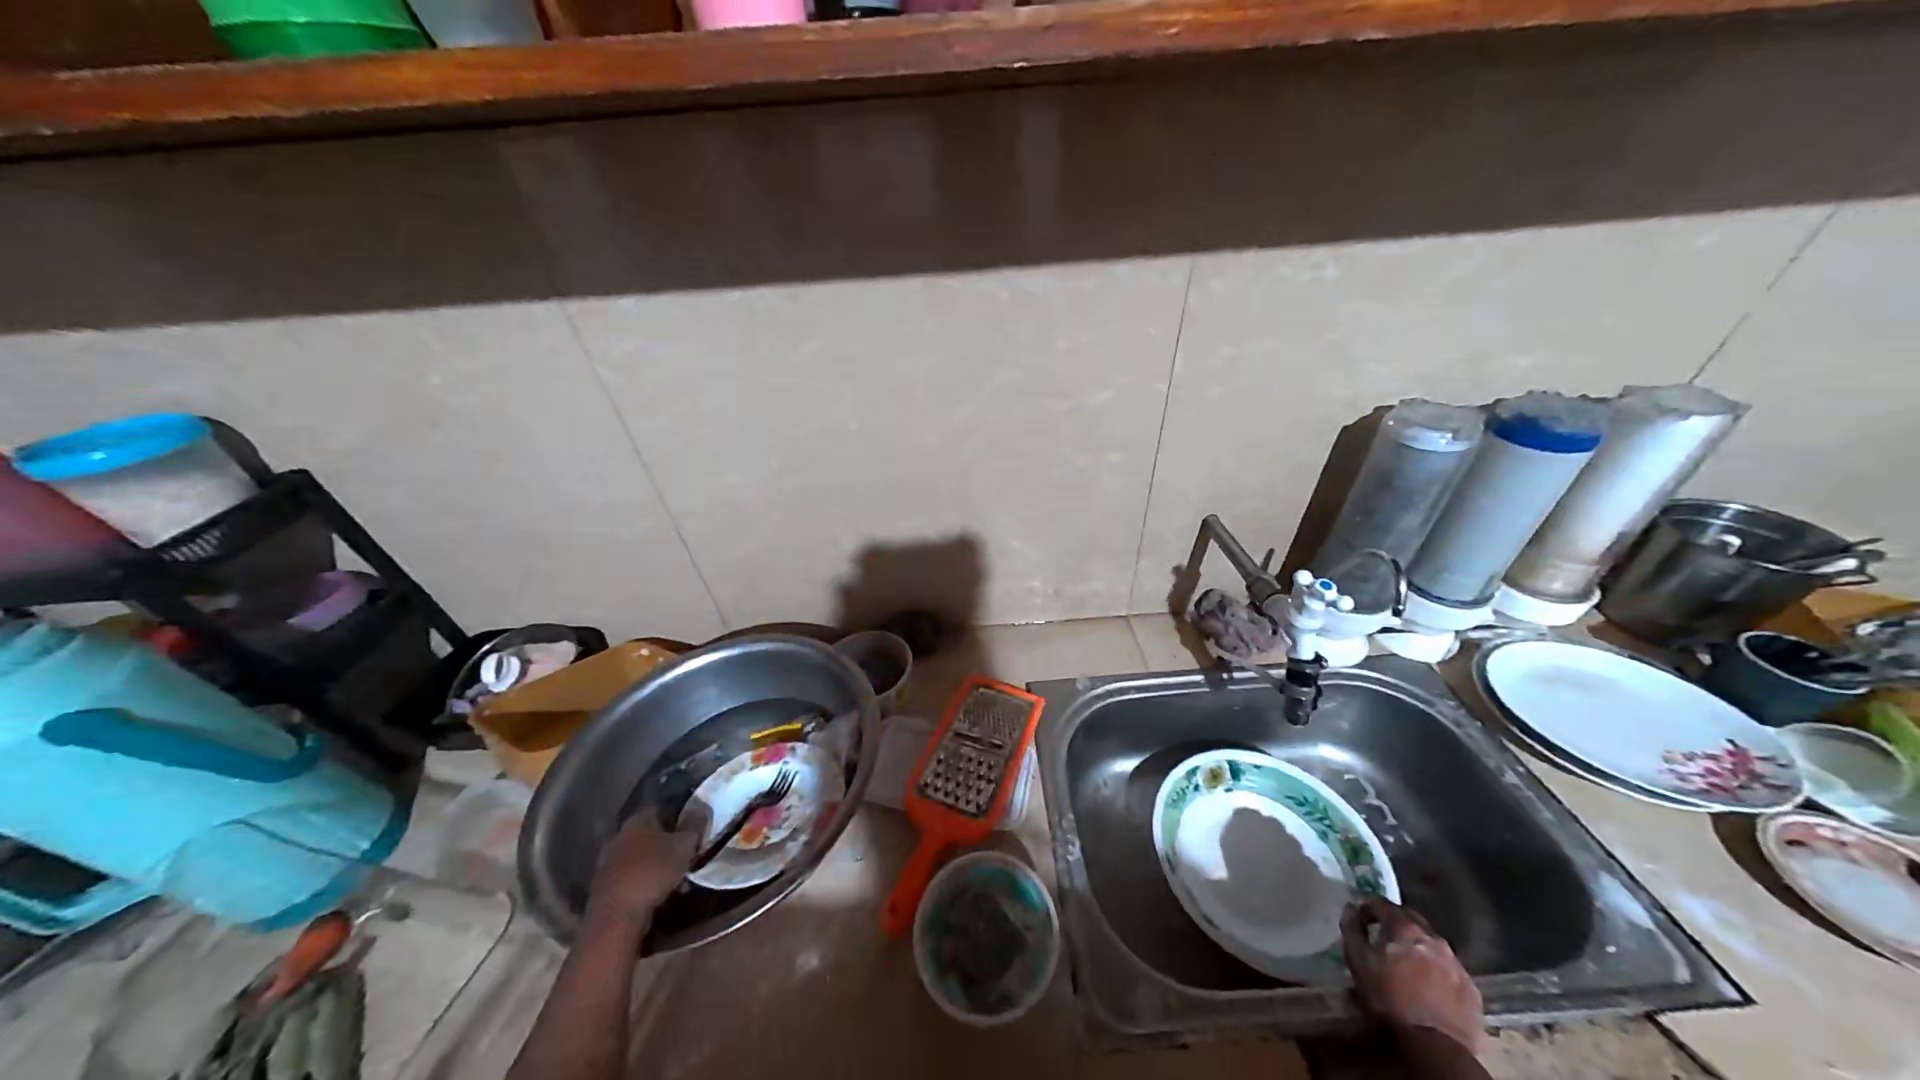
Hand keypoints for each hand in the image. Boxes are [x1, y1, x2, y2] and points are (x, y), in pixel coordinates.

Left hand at [584, 805, 708, 929]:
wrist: (616, 914)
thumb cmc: (653, 871)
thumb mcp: (684, 846)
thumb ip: (694, 826)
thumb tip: (701, 808)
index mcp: (637, 820)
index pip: (660, 808)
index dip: (679, 815)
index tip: (694, 826)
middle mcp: (620, 835)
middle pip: (650, 833)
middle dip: (669, 842)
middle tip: (688, 853)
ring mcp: (610, 861)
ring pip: (642, 856)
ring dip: (659, 863)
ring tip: (679, 877)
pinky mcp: (607, 885)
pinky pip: (634, 876)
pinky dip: (648, 881)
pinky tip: (662, 892)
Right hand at [1340, 897, 1484, 1054]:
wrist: (1435, 1045)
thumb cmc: (1389, 998)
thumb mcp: (1358, 961)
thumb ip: (1352, 929)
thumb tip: (1350, 908)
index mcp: (1405, 928)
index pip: (1382, 903)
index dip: (1367, 908)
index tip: (1360, 921)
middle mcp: (1434, 938)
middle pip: (1410, 918)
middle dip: (1394, 922)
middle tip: (1382, 938)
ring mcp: (1456, 962)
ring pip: (1432, 943)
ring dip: (1417, 945)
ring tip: (1406, 962)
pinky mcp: (1471, 987)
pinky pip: (1449, 967)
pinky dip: (1435, 968)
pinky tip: (1428, 984)